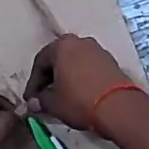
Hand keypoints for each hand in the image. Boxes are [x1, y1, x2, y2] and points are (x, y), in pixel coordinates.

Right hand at [25, 35, 141, 139]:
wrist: (118, 107)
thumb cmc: (79, 100)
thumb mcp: (54, 103)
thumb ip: (40, 100)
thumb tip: (33, 103)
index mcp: (62, 46)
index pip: (40, 62)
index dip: (33, 83)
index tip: (30, 99)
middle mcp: (80, 41)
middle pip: (58, 58)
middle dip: (49, 77)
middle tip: (43, 96)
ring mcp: (98, 49)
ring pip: (74, 62)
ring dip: (66, 76)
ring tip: (61, 95)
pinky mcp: (111, 61)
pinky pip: (89, 66)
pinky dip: (81, 77)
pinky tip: (79, 93)